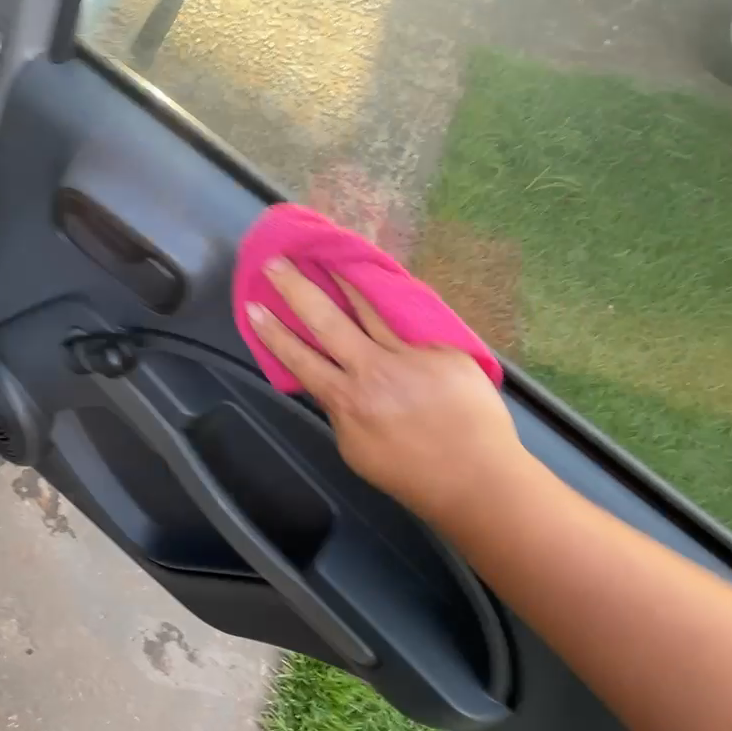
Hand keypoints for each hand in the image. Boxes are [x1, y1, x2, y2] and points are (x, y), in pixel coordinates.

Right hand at [247, 257, 532, 523]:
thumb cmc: (409, 473)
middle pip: (327, 320)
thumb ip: (339, 410)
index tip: (253, 307)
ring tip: (327, 253)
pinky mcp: (444, 350)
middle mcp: (374, 369)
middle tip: (277, 262)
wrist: (478, 476)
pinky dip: (392, 305)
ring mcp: (411, 355)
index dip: (273, 332)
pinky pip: (410, 324)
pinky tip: (379, 283)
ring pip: (371, 307)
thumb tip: (333, 383)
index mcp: (348, 398)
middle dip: (297, 289)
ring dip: (344, 278)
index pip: (300, 358)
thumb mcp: (355, 448)